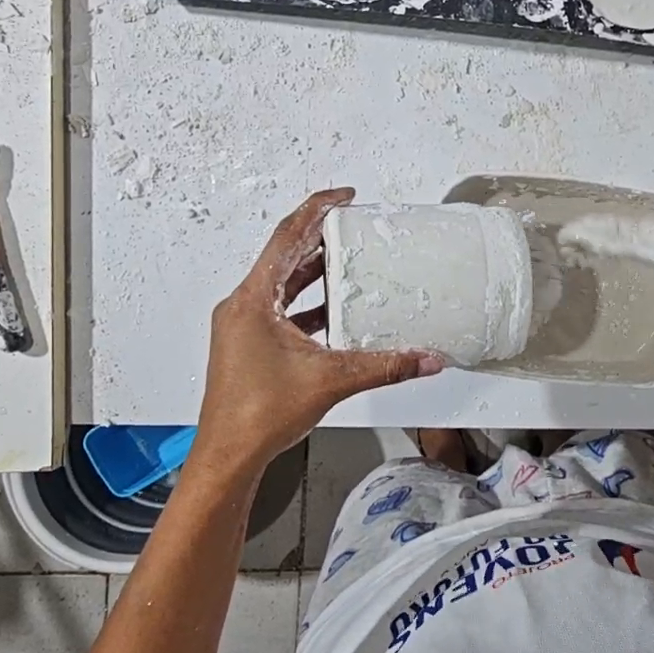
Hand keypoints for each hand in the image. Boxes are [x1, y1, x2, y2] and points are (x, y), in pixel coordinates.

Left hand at [195, 189, 443, 469]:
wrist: (228, 455)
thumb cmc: (256, 416)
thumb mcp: (333, 380)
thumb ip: (386, 365)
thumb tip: (425, 358)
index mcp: (254, 301)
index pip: (288, 237)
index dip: (317, 210)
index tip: (342, 197)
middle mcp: (244, 307)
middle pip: (284, 255)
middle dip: (320, 237)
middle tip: (351, 224)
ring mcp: (244, 326)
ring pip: (283, 284)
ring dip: (315, 271)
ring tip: (349, 261)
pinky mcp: (249, 344)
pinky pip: (282, 309)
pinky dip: (309, 304)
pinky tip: (336, 312)